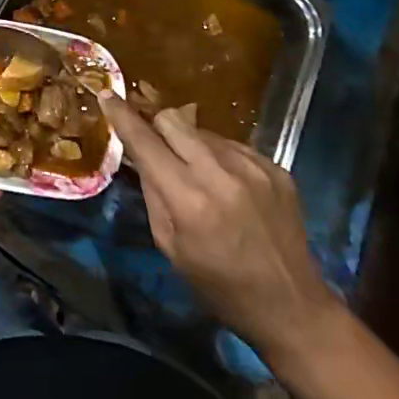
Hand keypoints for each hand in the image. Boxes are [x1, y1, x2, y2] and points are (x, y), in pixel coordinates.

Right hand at [100, 95, 341, 351]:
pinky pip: (233, 145)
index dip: (122, 117)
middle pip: (174, 119)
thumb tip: (141, 155)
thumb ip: (154, 195)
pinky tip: (230, 187)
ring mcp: (252, 165)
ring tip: (200, 178)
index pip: (146, 143)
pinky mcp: (274, 166)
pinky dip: (221, 158)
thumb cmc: (221, 286)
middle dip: (158, 128)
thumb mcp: (172, 249)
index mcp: (189, 200)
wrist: (290, 303)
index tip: (107, 95)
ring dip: (191, 145)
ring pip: (204, 130)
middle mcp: (221, 172)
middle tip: (158, 149)